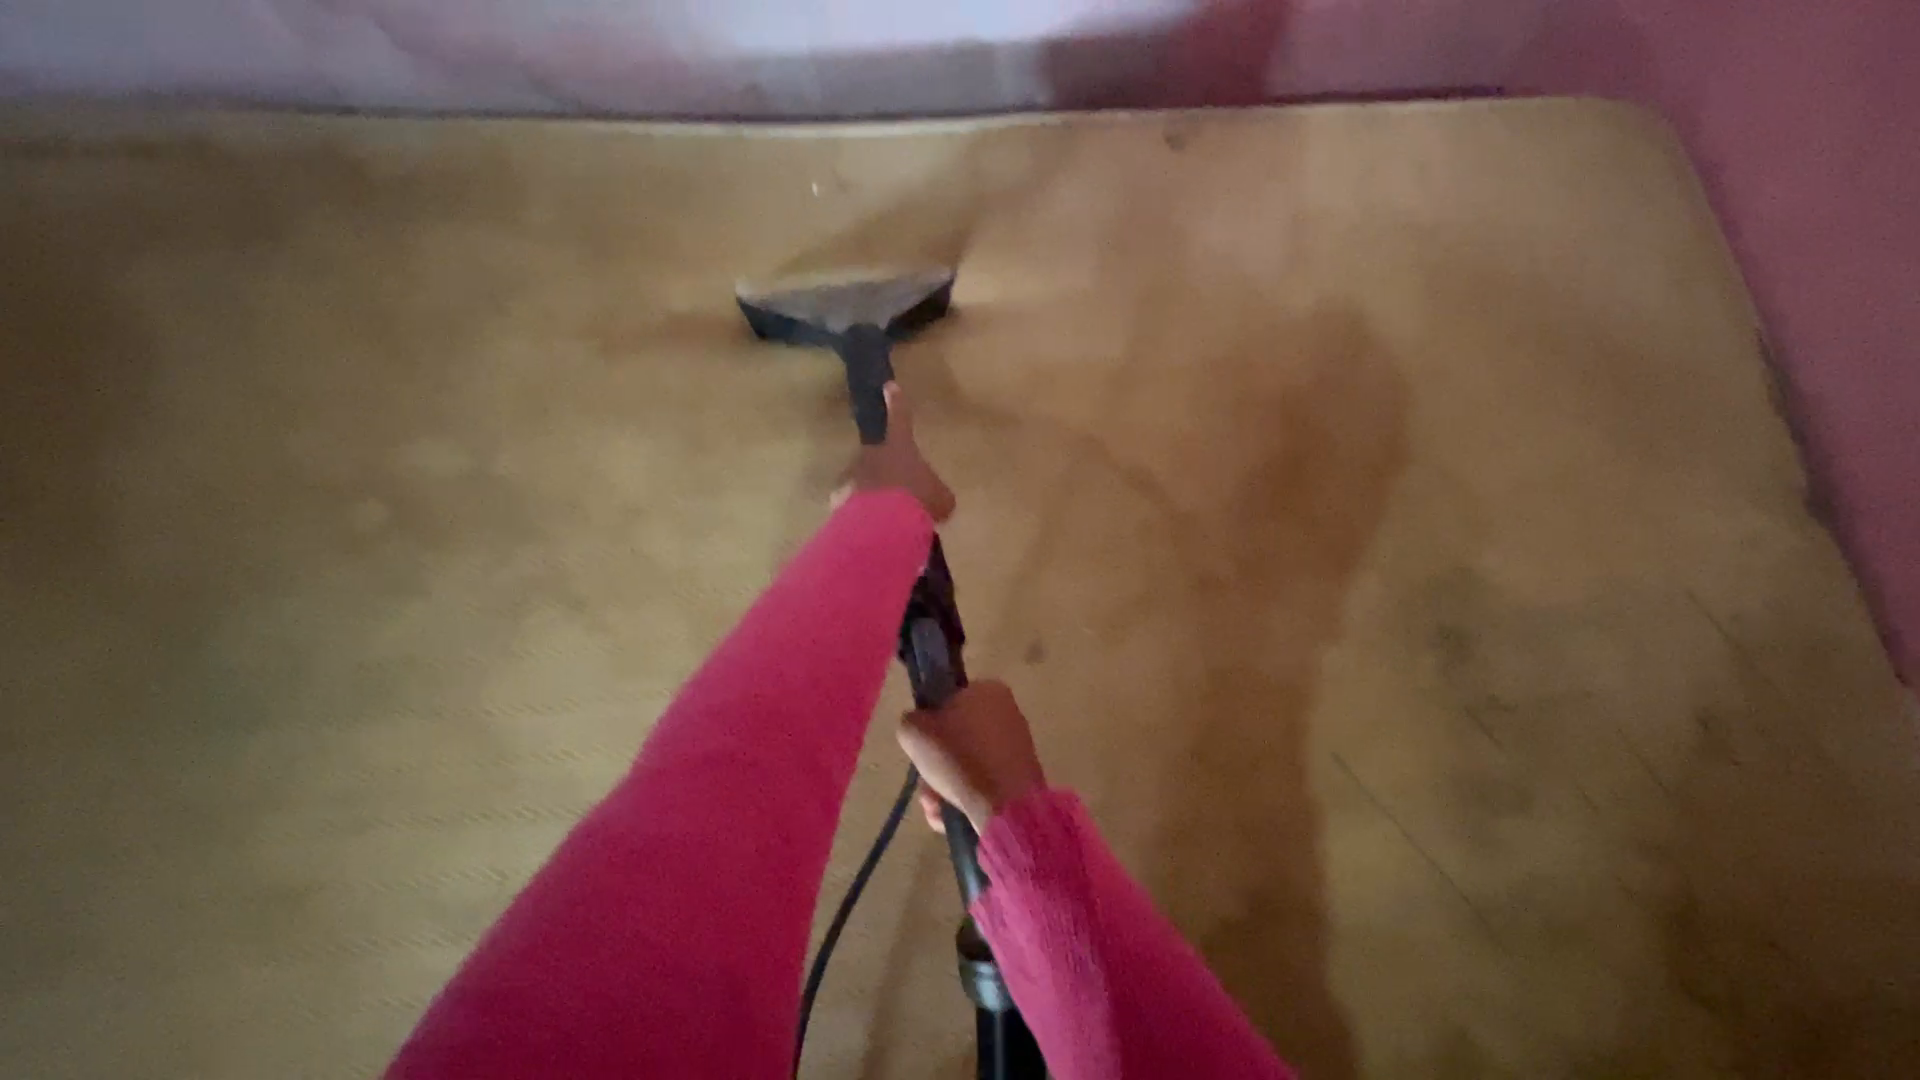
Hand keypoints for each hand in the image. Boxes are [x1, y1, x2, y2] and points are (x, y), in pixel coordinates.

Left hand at [832, 383, 955, 522]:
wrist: (885, 523)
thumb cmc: (919, 502)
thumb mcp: (942, 499)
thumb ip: (937, 494)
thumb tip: (938, 499)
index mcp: (900, 447)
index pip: (900, 419)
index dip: (897, 403)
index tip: (889, 385)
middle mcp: (873, 455)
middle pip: (877, 457)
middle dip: (885, 474)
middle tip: (897, 497)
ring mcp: (853, 475)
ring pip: (862, 482)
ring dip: (872, 497)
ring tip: (885, 520)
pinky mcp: (839, 497)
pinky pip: (850, 503)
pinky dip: (859, 514)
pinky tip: (870, 530)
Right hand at [897, 679, 1046, 833]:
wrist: (1004, 806)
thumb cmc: (958, 757)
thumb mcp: (914, 730)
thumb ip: (911, 721)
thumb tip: (920, 726)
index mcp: (988, 690)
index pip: (950, 699)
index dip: (930, 721)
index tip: (921, 742)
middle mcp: (1007, 714)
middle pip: (956, 738)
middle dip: (935, 764)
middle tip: (925, 782)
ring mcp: (1016, 748)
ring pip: (966, 766)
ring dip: (943, 787)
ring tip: (934, 806)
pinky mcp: (1020, 778)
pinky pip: (982, 785)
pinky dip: (962, 800)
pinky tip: (947, 817)